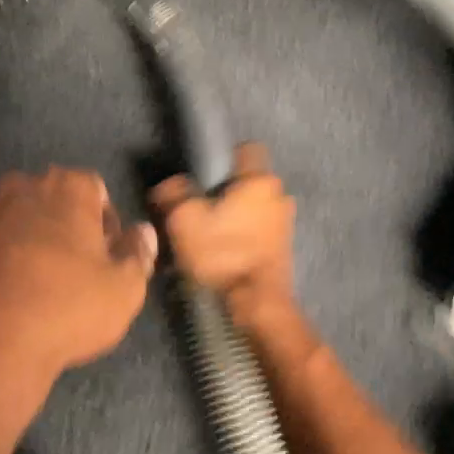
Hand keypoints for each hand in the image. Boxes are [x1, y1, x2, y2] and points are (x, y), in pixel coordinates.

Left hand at [0, 168, 156, 426]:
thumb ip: (136, 255)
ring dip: (14, 245)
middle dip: (56, 228)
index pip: (93, 189)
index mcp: (63, 190)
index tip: (106, 257)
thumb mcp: (123, 292)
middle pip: (43, 201)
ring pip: (1, 224)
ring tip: (24, 292)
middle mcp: (13, 192)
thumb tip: (142, 233)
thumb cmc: (63, 311)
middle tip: (67, 273)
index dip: (104, 222)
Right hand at [151, 143, 296, 321]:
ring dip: (235, 217)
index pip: (246, 149)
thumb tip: (168, 185)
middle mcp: (280, 196)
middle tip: (199, 208)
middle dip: (226, 192)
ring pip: (253, 209)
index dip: (223, 156)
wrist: (256, 305)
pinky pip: (258, 232)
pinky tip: (223, 254)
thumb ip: (173, 193)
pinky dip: (242, 238)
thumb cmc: (222, 254)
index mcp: (260, 180)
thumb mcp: (183, 220)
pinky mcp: (284, 250)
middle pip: (247, 182)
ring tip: (209, 235)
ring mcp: (285, 224)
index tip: (203, 174)